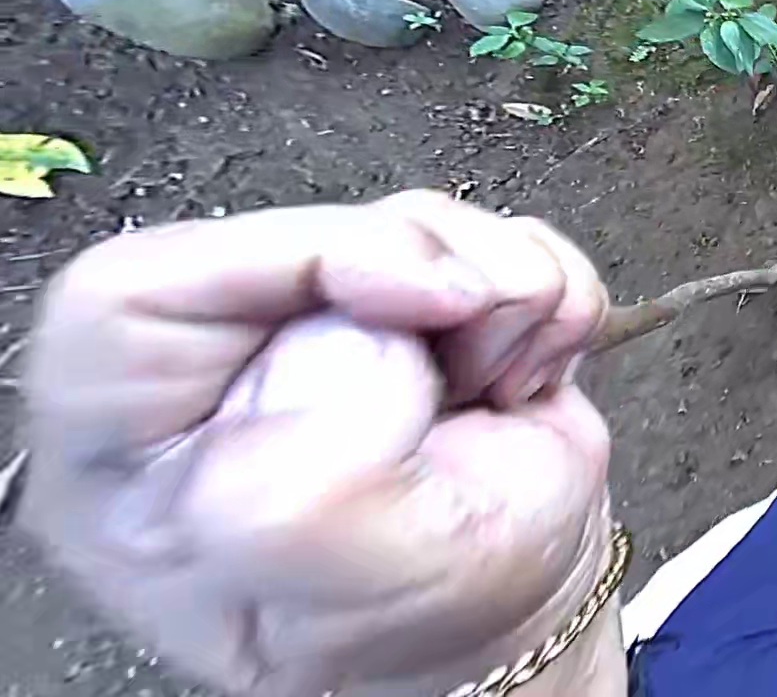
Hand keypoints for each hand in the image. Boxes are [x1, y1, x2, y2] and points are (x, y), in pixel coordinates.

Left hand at [23, 191, 617, 696]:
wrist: (530, 582)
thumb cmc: (432, 605)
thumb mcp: (354, 579)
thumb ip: (306, 481)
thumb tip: (351, 340)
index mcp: (156, 436)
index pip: (157, 283)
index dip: (307, 259)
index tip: (435, 303)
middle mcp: (258, 355)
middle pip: (353, 230)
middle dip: (462, 285)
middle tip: (487, 371)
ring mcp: (371, 318)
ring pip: (451, 225)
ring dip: (524, 298)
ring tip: (510, 382)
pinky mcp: (462, 299)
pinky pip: (528, 241)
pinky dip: (566, 298)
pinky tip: (541, 365)